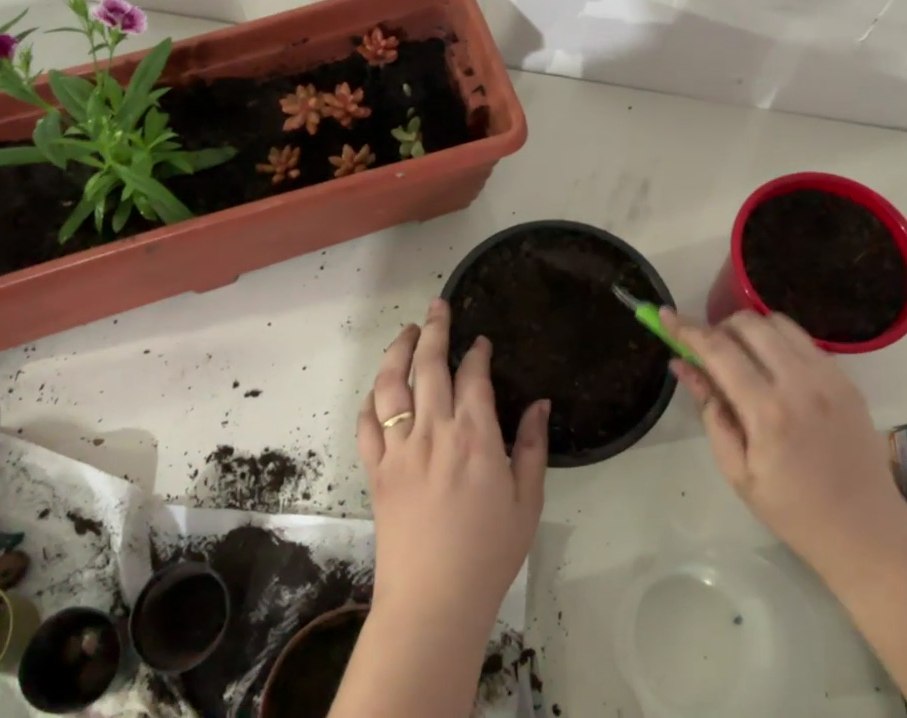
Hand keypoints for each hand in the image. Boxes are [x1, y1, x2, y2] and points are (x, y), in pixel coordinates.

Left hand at [357, 298, 548, 631]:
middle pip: (429, 366)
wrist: (433, 600)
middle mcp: (433, 432)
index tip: (480, 341)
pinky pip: (366, 423)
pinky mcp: (376, 470)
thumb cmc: (489, 552)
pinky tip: (378, 388)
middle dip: (434, 330)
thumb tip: (540, 403)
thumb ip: (531, 446)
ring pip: (390, 385)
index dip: (476, 352)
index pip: (472, 376)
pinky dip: (370, 399)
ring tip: (406, 332)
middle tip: (437, 306)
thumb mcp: (527, 501)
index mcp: (475, 437)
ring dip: (397, 351)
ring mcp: (398, 449)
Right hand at [667, 310, 902, 560]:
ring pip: (779, 323)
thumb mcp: (737, 470)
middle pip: (749, 324)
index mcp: (768, 411)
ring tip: (739, 358)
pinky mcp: (848, 380)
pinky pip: (805, 342)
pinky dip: (779, 343)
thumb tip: (683, 366)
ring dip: (750, 330)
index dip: (686, 329)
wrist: (865, 529)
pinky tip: (773, 371)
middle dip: (718, 327)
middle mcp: (801, 382)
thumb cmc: (791, 510)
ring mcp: (830, 377)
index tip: (664, 316)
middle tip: (706, 352)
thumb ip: (710, 412)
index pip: (718, 350)